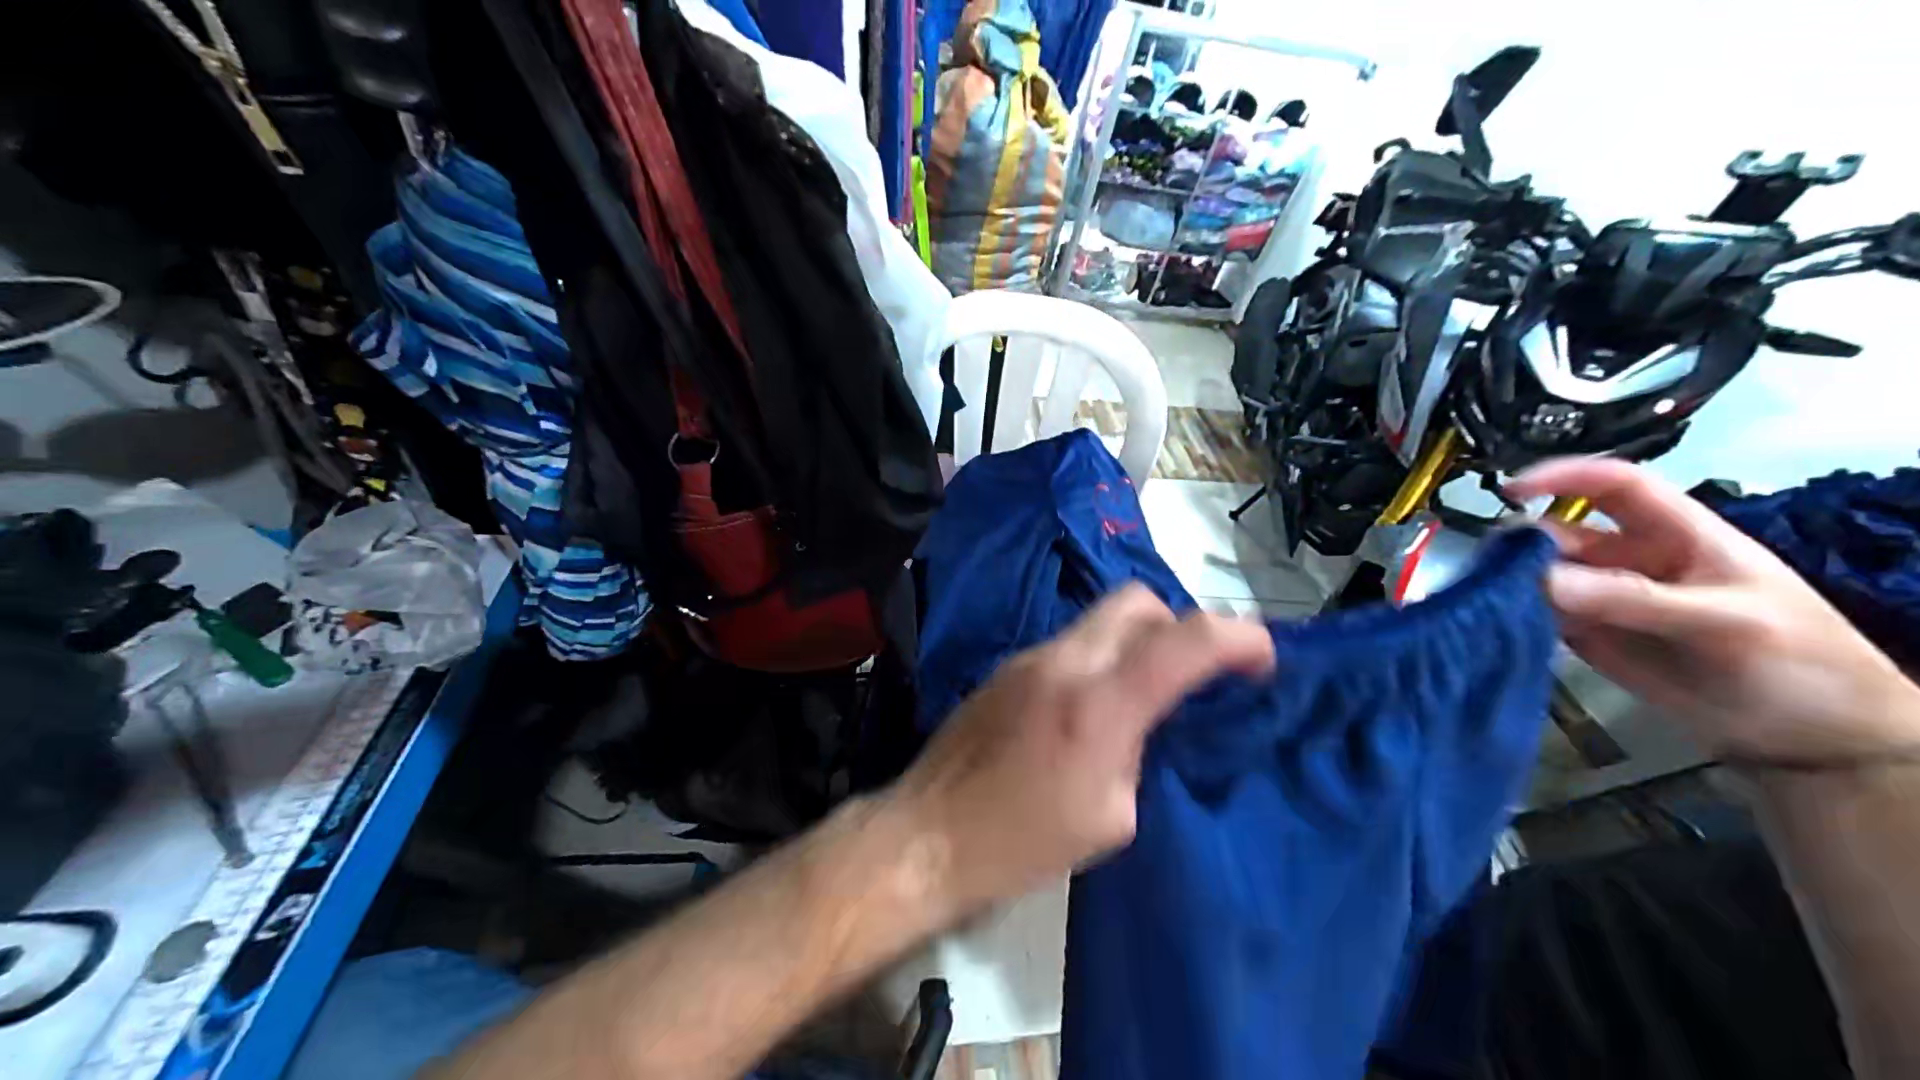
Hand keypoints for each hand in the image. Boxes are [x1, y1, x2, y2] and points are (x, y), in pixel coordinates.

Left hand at [886, 585, 1274, 917]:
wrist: (927, 835)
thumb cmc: (1021, 843)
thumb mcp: (1111, 817)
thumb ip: (1142, 751)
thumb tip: (1150, 720)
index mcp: (1098, 704)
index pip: (1183, 641)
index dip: (1238, 637)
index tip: (1265, 656)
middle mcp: (1062, 662)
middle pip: (1136, 601)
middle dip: (1180, 623)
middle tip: (1197, 670)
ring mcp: (1027, 657)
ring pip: (1100, 619)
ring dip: (1136, 641)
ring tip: (1146, 690)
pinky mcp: (1005, 667)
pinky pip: (1071, 643)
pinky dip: (1099, 658)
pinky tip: (1094, 704)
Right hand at [1508, 457, 1919, 766]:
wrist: (1810, 739)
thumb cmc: (1796, 663)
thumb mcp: (1725, 623)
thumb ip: (1633, 599)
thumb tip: (1543, 579)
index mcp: (1675, 535)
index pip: (1616, 486)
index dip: (1565, 477)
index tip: (1511, 491)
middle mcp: (1629, 559)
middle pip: (1559, 533)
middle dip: (1522, 545)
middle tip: (1492, 571)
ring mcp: (1603, 598)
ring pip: (1540, 575)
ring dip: (1512, 583)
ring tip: (1487, 601)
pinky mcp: (1585, 634)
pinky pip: (1538, 614)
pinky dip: (1515, 616)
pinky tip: (1497, 625)